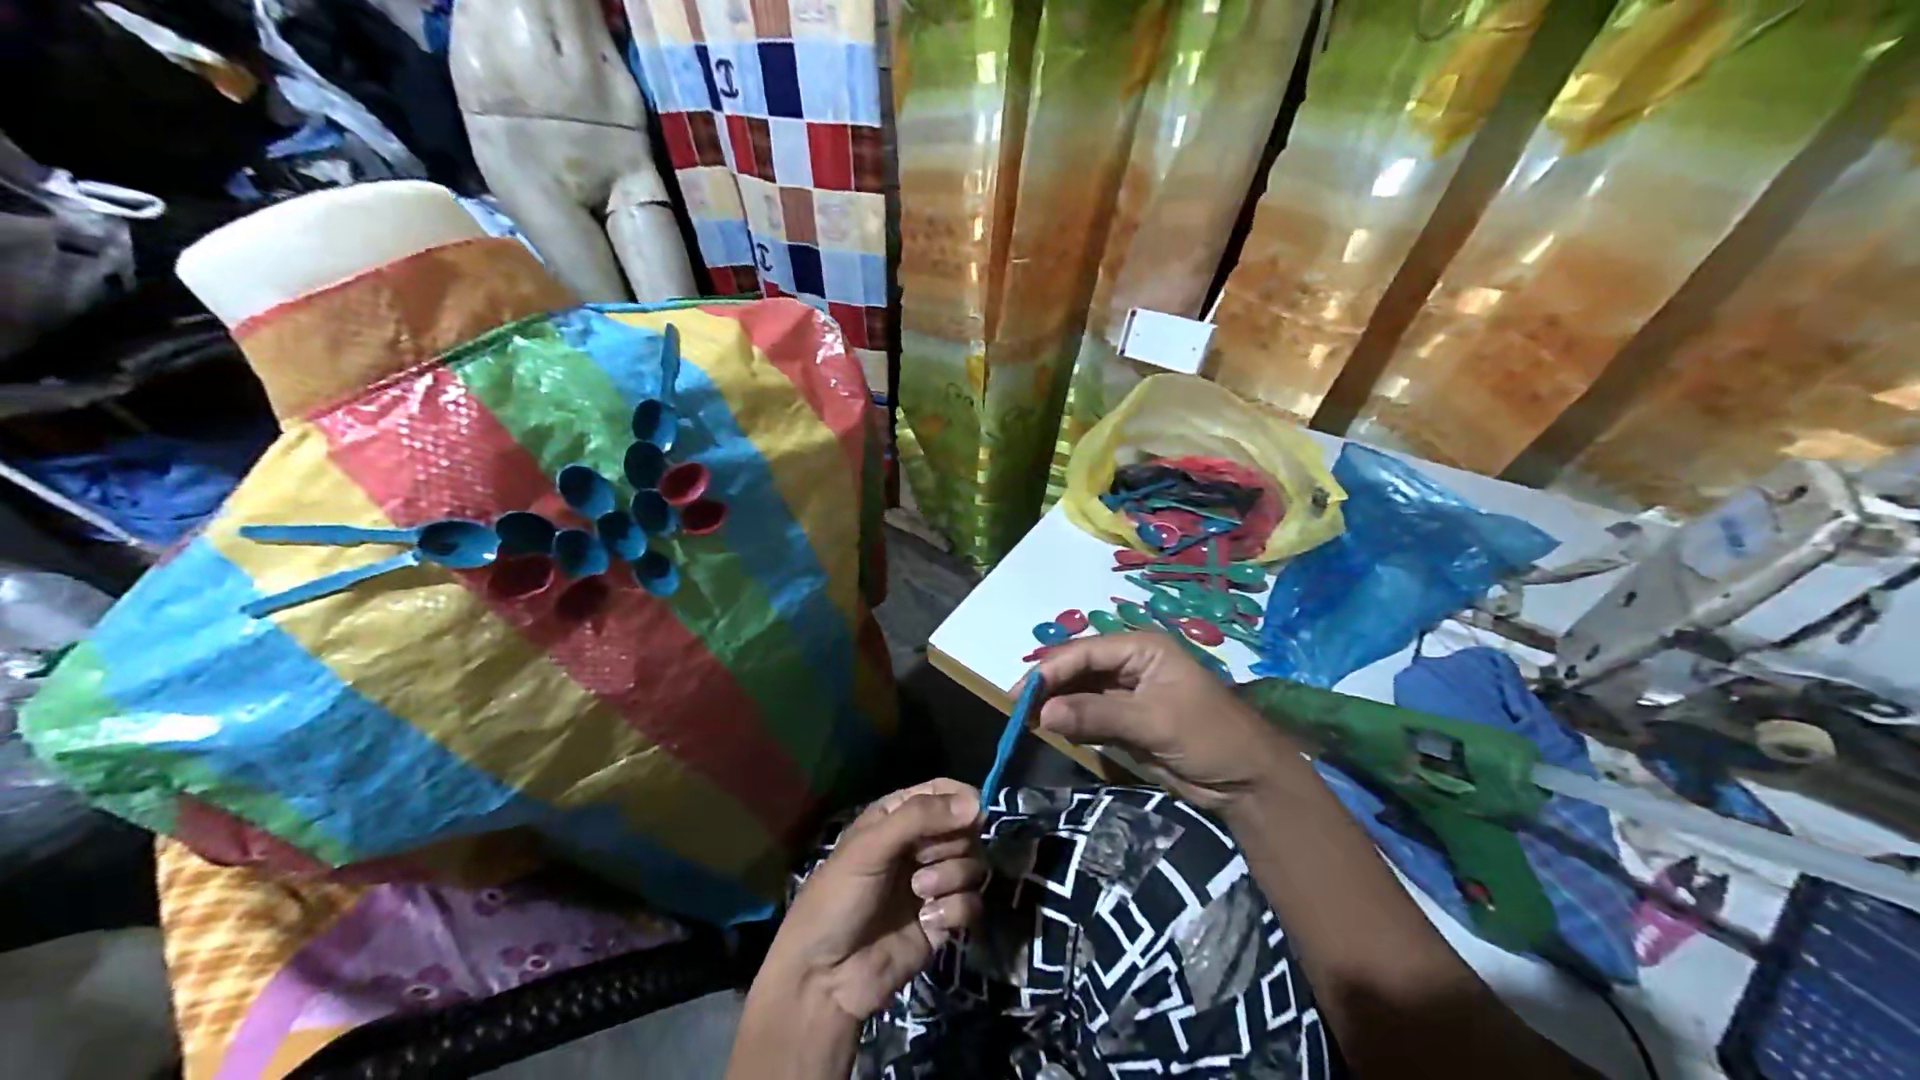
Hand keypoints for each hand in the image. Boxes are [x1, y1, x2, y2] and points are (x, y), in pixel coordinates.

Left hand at [761, 779, 987, 1023]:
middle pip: (965, 828)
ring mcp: (933, 883)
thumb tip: (976, 802)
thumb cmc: (838, 899)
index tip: (970, 812)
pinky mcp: (943, 920)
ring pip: (973, 864)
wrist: (826, 977)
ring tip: (920, 895)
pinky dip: (955, 911)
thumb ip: (920, 817)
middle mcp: (919, 845)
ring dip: (950, 877)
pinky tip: (929, 922)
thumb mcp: (871, 847)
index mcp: (897, 817)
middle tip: (921, 861)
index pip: (943, 792)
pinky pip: (972, 902)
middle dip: (950, 844)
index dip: (960, 799)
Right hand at [1029, 634, 1300, 812]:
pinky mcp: (1124, 721)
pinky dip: (1068, 721)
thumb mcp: (1154, 722)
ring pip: (1079, 692)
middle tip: (1015, 708)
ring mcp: (1126, 693)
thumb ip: (1096, 715)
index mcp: (1141, 649)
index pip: (1085, 651)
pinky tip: (1048, 729)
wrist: (1247, 782)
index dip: (1050, 670)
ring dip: (1054, 704)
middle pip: (1077, 668)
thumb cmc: (1209, 737)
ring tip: (1024, 720)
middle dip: (1048, 686)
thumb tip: (1042, 712)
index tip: (1019, 693)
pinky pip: (1087, 715)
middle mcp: (1130, 664)